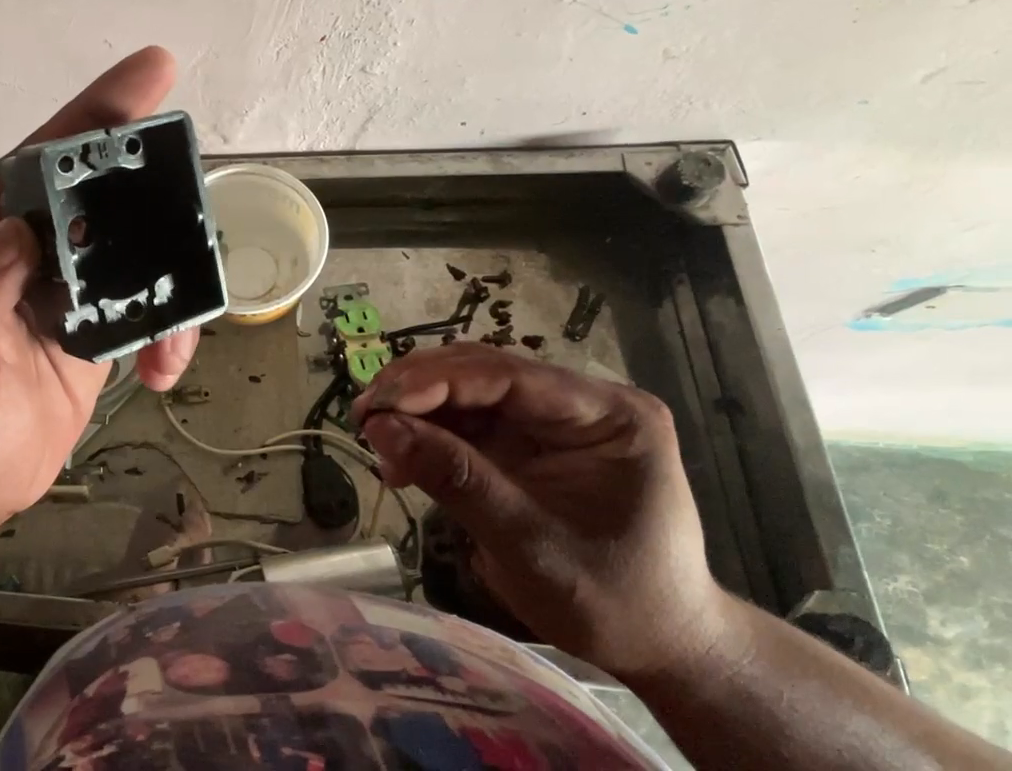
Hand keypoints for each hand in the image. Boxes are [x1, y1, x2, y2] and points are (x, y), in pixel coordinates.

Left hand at [0, 47, 199, 537]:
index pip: (37, 167)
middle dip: (151, 186)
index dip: (92, 118)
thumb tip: (14, 234)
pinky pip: (146, 308)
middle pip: (98, 194)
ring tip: (173, 334)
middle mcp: (23, 256)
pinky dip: (169, 332)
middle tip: (194, 194)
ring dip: (171, 273)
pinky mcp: (92, 334)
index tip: (153, 73)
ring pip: (134, 248)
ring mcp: (63, 293)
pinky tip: (163, 373)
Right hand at [353, 344, 728, 678]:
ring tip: (375, 439)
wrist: (655, 644)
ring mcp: (553, 421)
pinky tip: (400, 457)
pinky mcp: (529, 441)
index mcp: (607, 415)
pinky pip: (467, 420)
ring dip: (415, 410)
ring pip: (466, 390)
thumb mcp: (527, 541)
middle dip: (417, 391)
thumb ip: (456, 478)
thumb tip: (380, 429)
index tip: (376, 407)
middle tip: (363, 417)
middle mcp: (581, 403)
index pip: (507, 376)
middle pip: (482, 372)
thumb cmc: (609, 598)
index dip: (434, 384)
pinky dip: (427, 433)